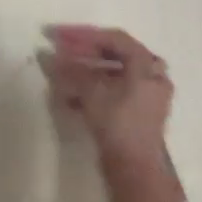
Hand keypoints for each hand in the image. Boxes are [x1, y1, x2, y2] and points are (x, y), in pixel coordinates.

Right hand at [38, 24, 173, 170]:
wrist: (135, 166)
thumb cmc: (118, 126)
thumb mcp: (93, 95)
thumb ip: (72, 73)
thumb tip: (51, 56)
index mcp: (146, 67)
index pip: (114, 39)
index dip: (84, 35)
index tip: (58, 35)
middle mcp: (151, 76)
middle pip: (115, 55)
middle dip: (85, 52)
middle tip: (60, 51)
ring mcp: (145, 95)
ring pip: (113, 74)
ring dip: (86, 71)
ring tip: (62, 74)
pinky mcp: (136, 112)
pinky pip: (113, 90)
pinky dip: (93, 88)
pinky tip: (71, 96)